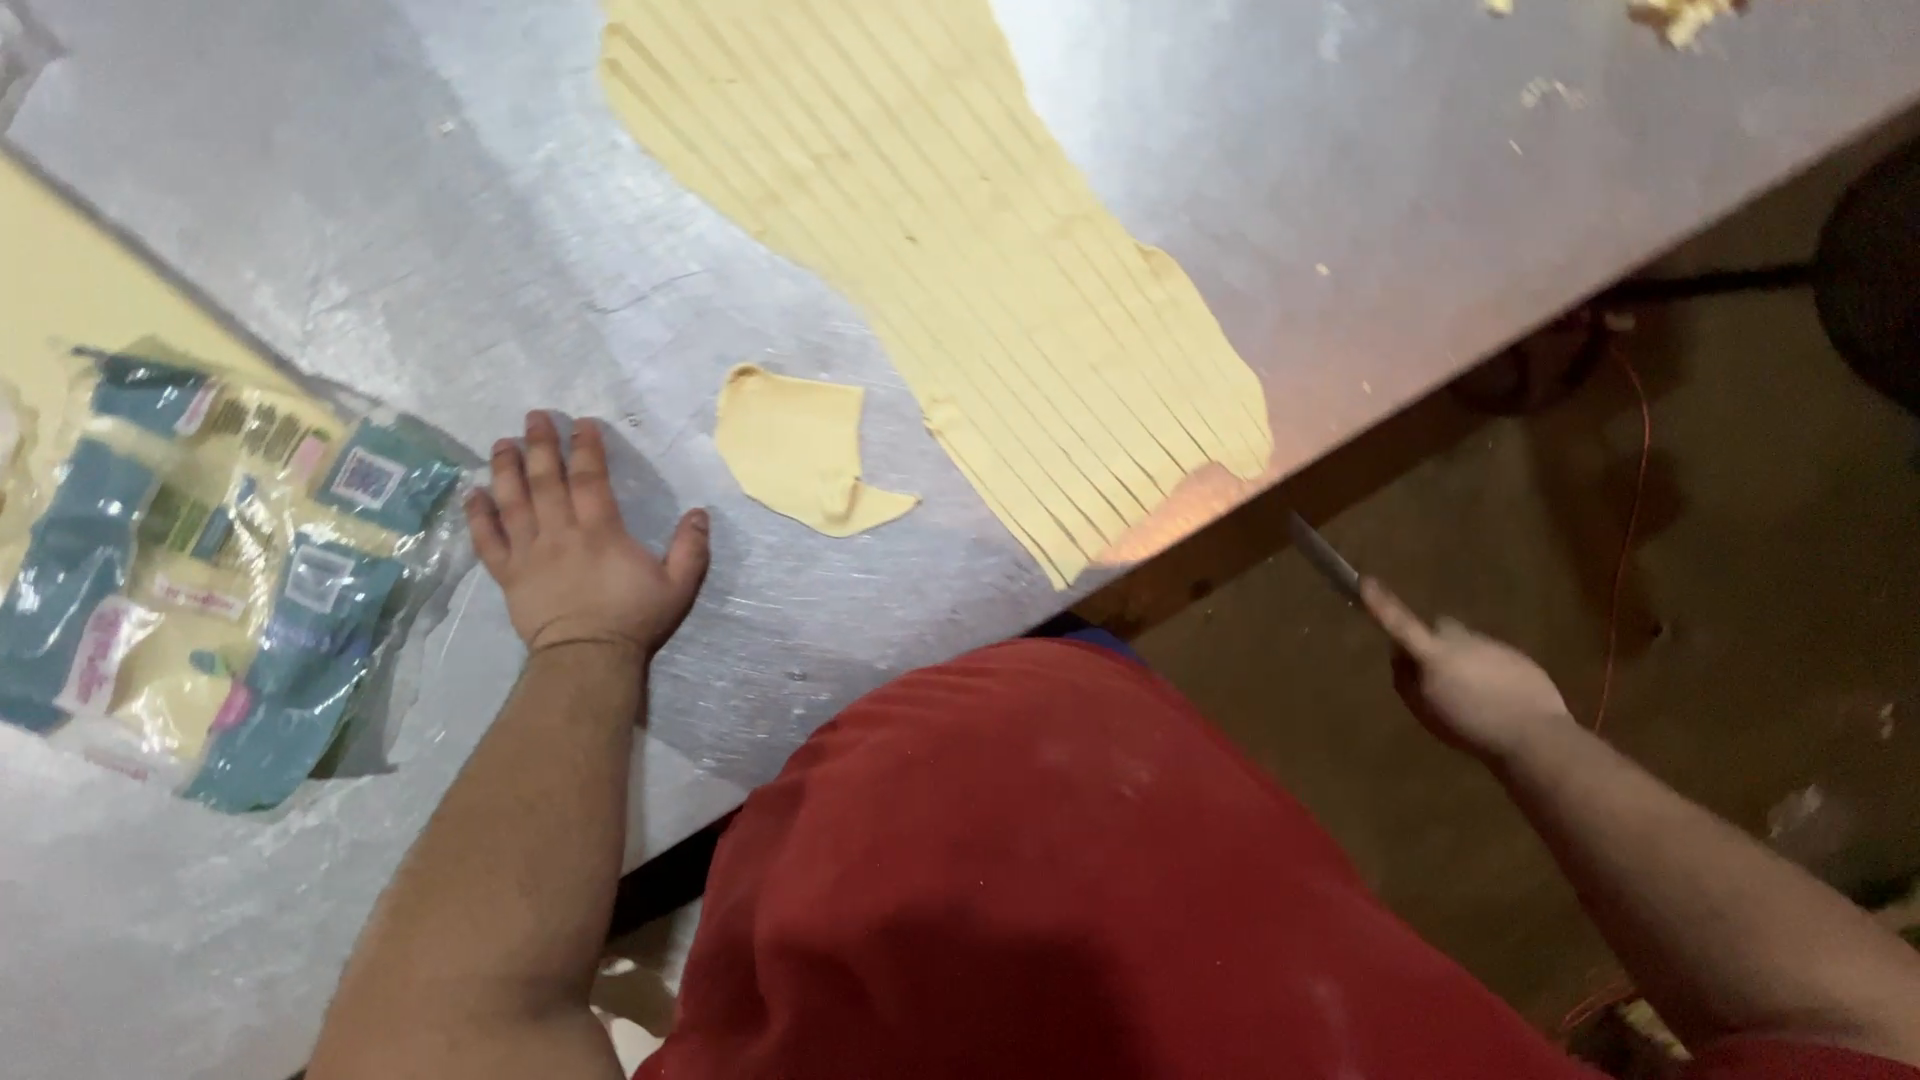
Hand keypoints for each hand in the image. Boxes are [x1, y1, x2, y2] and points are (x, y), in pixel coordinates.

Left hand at [466, 411, 709, 658]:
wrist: (588, 659)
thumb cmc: (634, 619)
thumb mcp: (678, 585)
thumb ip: (690, 548)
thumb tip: (700, 513)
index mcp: (601, 531)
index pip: (589, 478)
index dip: (585, 447)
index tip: (582, 424)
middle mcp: (560, 533)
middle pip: (546, 479)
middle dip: (540, 444)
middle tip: (535, 417)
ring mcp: (529, 552)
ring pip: (512, 501)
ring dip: (506, 468)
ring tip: (503, 443)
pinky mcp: (508, 574)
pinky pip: (488, 539)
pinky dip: (478, 515)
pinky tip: (473, 493)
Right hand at [1360, 578, 1574, 761]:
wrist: (1536, 735)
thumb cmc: (1470, 727)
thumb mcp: (1423, 709)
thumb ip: (1404, 679)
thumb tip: (1399, 656)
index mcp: (1434, 654)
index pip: (1400, 624)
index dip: (1381, 603)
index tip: (1366, 580)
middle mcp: (1461, 640)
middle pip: (1436, 628)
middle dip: (1429, 642)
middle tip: (1432, 673)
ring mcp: (1492, 646)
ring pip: (1464, 643)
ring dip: (1459, 660)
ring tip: (1470, 695)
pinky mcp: (1517, 656)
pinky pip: (1490, 656)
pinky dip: (1485, 672)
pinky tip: (1494, 699)